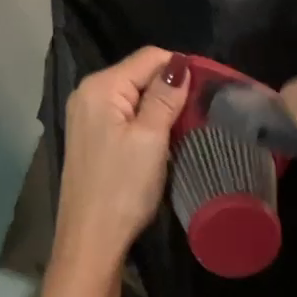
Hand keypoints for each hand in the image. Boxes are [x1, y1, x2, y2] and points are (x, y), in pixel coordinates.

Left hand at [54, 47, 189, 273]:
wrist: (91, 239)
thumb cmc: (122, 188)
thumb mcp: (150, 138)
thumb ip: (164, 96)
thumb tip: (181, 64)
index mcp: (100, 86)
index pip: (148, 57)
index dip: (181, 68)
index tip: (210, 90)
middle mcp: (88, 93)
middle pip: (139, 73)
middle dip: (170, 88)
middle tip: (201, 112)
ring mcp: (87, 116)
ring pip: (134, 95)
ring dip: (160, 106)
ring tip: (187, 126)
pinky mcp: (92, 136)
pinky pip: (125, 114)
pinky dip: (146, 121)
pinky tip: (163, 139)